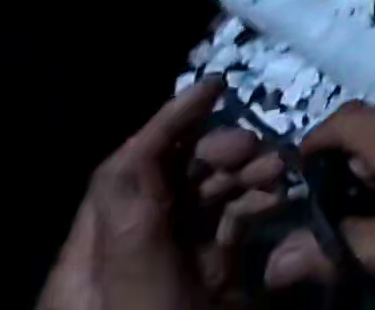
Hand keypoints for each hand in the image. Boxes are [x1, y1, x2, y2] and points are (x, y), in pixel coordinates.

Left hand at [38, 79, 317, 308]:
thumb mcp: (141, 300)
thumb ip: (132, 230)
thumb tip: (136, 152)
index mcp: (94, 263)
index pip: (124, 172)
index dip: (167, 122)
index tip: (217, 87)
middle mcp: (125, 262)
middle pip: (166, 180)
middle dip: (216, 150)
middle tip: (260, 148)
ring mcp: (166, 274)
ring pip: (200, 200)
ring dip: (241, 174)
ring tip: (280, 172)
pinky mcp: (201, 287)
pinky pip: (224, 229)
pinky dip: (252, 205)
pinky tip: (279, 200)